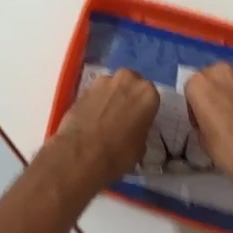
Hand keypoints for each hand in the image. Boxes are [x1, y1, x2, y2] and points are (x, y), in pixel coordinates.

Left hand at [47, 69, 159, 189]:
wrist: (82, 153)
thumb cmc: (119, 153)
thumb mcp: (141, 146)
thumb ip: (141, 128)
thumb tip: (135, 129)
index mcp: (147, 93)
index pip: (151, 96)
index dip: (144, 108)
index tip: (140, 119)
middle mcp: (127, 79)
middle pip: (131, 83)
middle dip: (128, 95)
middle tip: (124, 114)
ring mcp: (104, 80)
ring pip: (113, 85)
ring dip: (112, 96)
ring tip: (106, 116)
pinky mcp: (85, 86)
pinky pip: (97, 92)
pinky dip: (97, 101)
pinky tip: (93, 116)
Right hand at [184, 64, 232, 185]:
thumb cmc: (229, 149)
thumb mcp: (203, 139)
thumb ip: (202, 120)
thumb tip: (210, 121)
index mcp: (200, 83)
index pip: (191, 89)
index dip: (196, 107)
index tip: (203, 122)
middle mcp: (223, 72)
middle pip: (214, 79)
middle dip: (216, 93)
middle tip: (221, 116)